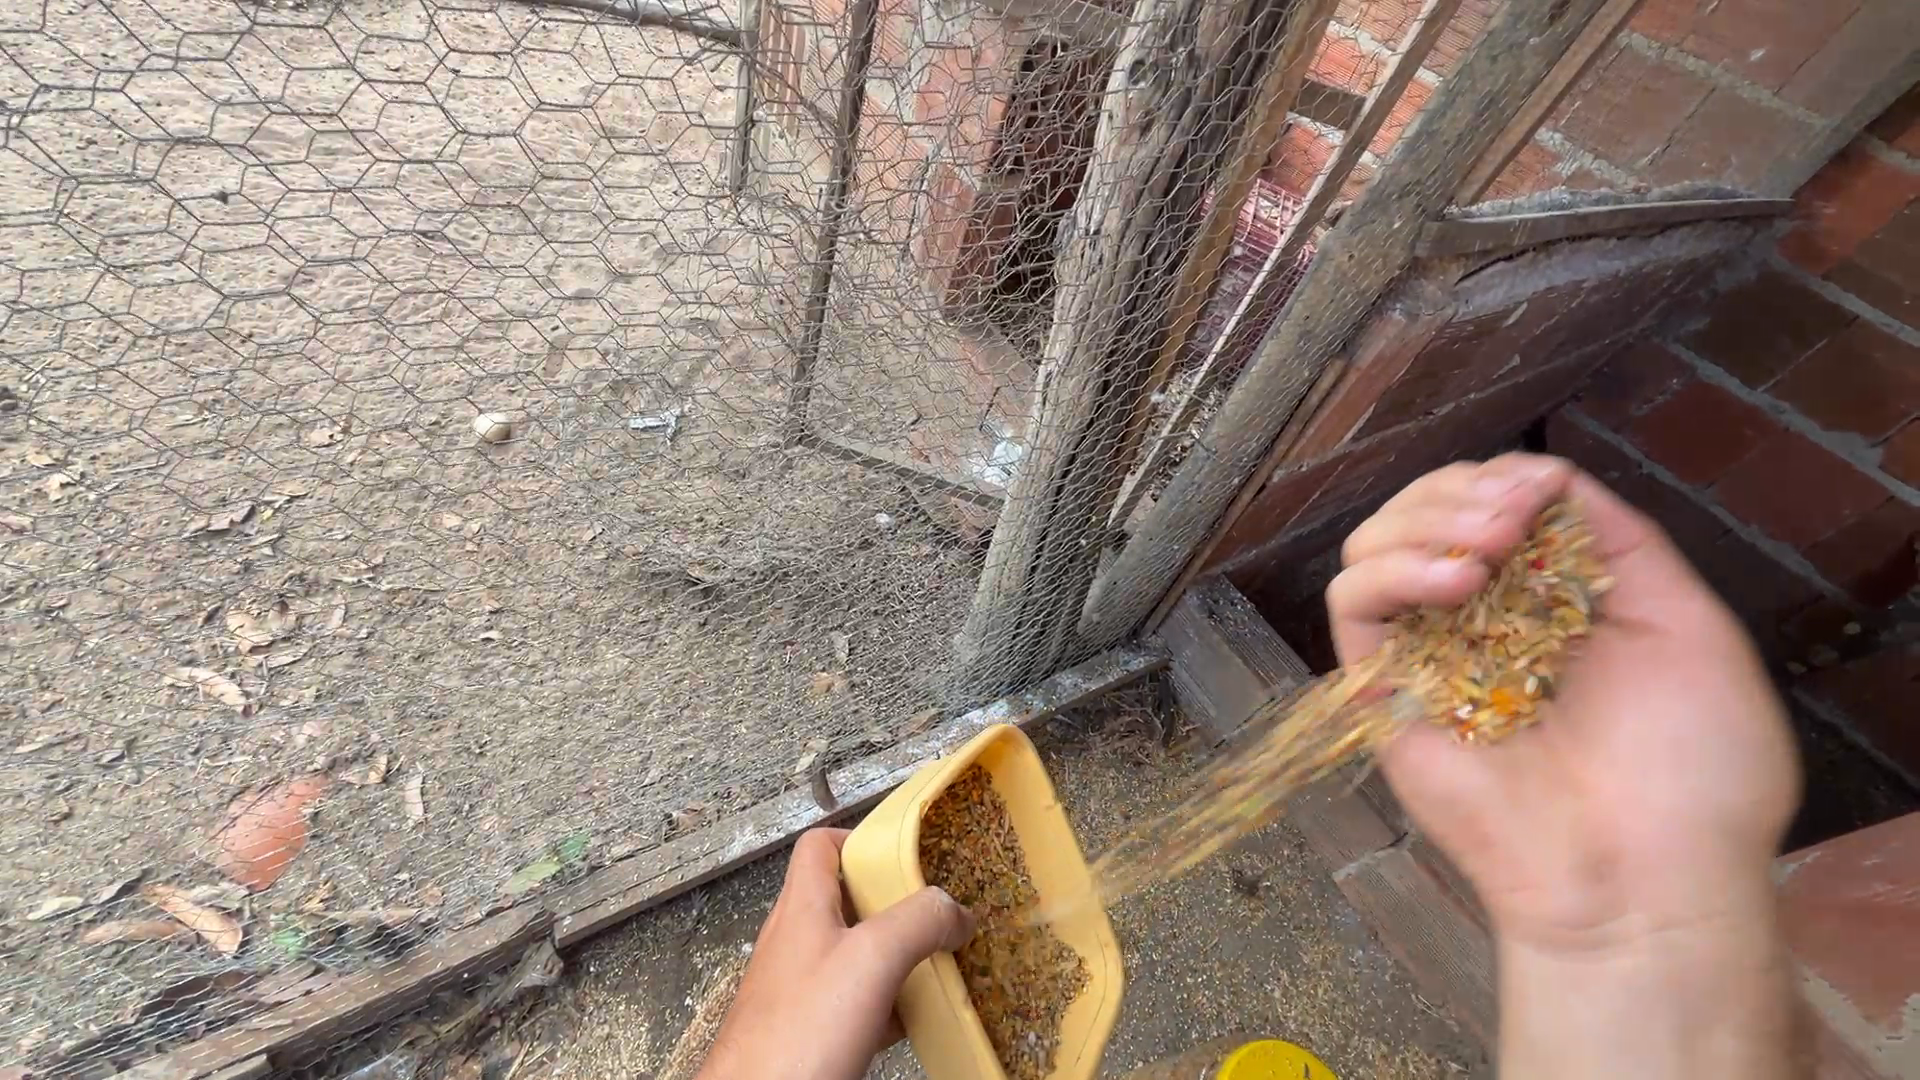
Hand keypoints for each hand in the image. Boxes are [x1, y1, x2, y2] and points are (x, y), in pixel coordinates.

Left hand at [697, 828, 974, 1079]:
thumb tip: (956, 909)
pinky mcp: (805, 1028)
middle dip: (891, 904)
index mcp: (803, 905)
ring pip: (851, 952)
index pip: (821, 844)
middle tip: (928, 914)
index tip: (901, 856)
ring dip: (890, 955)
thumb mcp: (872, 959)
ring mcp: (796, 985)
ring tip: (927, 964)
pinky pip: (848, 998)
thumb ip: (919, 921)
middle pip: (845, 898)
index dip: (859, 840)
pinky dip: (880, 1001)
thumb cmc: (798, 1033)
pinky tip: (904, 1019)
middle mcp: (795, 939)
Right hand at [1327, 453, 1801, 1076]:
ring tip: (1485, 550)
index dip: (1495, 480)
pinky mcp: (1375, 678)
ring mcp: (1413, 645)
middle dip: (1457, 494)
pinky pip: (1349, 601)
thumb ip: (1620, 542)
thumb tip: (1547, 473)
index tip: (1536, 488)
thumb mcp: (1684, 626)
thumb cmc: (1685, 764)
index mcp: (1530, 596)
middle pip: (1414, 512)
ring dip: (1420, 522)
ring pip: (1368, 545)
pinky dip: (1390, 572)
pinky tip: (1453, 581)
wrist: (1637, 869)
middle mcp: (1461, 613)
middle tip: (1508, 520)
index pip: (1477, 505)